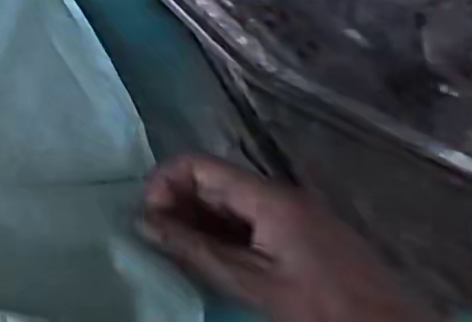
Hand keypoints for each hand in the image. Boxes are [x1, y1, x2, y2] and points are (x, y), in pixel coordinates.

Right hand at [139, 155, 436, 321]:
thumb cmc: (330, 315)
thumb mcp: (256, 286)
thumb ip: (196, 251)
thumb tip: (141, 221)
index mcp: (270, 197)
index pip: (198, 165)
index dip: (164, 183)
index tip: (148, 218)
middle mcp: (283, 196)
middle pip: (214, 183)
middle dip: (180, 206)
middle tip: (160, 241)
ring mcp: (300, 220)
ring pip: (232, 207)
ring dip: (201, 225)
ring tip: (182, 255)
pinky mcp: (312, 245)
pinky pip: (255, 227)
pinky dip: (228, 239)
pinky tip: (219, 266)